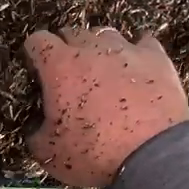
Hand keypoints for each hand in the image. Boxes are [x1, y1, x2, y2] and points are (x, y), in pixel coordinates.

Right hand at [24, 28, 188, 188]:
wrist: (148, 154)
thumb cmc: (90, 154)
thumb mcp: (46, 153)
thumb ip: (35, 131)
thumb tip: (38, 124)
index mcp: (60, 68)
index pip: (38, 42)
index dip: (33, 55)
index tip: (35, 72)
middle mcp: (92, 49)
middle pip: (73, 33)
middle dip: (64, 50)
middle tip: (65, 78)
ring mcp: (126, 49)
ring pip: (105, 35)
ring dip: (96, 50)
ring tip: (98, 74)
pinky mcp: (156, 56)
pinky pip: (140, 43)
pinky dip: (131, 53)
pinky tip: (131, 71)